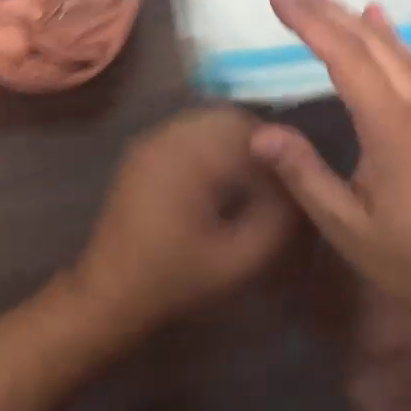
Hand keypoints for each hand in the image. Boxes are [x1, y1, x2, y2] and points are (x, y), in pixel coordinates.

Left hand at [72, 107, 299, 327]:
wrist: (110, 292)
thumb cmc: (175, 278)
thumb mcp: (239, 258)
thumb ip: (278, 217)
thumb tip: (300, 186)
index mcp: (190, 158)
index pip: (251, 130)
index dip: (282, 150)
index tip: (297, 179)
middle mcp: (166, 138)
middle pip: (228, 119)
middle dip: (258, 144)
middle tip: (278, 180)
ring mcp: (149, 143)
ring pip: (207, 123)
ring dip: (233, 144)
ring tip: (253, 183)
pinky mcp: (141, 154)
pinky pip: (186, 134)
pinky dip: (210, 148)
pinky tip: (220, 183)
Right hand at [249, 0, 410, 319]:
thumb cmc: (405, 257)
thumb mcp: (344, 223)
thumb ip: (303, 174)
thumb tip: (259, 133)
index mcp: (396, 132)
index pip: (350, 61)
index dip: (313, 25)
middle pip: (375, 46)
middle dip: (330, 12)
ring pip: (397, 52)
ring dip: (358, 21)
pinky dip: (388, 40)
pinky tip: (379, 25)